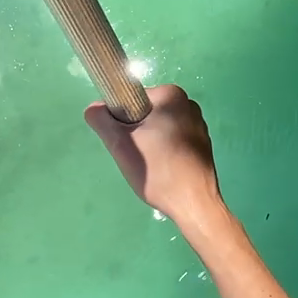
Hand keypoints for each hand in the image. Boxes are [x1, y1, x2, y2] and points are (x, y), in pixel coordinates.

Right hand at [85, 85, 224, 224]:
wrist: (193, 203)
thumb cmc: (157, 169)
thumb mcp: (120, 144)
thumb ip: (102, 121)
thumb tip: (93, 109)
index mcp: (172, 95)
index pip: (133, 99)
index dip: (122, 120)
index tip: (124, 141)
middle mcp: (189, 104)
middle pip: (146, 114)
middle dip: (136, 134)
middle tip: (135, 157)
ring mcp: (199, 125)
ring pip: (159, 130)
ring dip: (149, 145)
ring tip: (151, 167)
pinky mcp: (203, 145)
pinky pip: (173, 142)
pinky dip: (164, 153)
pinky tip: (164, 171)